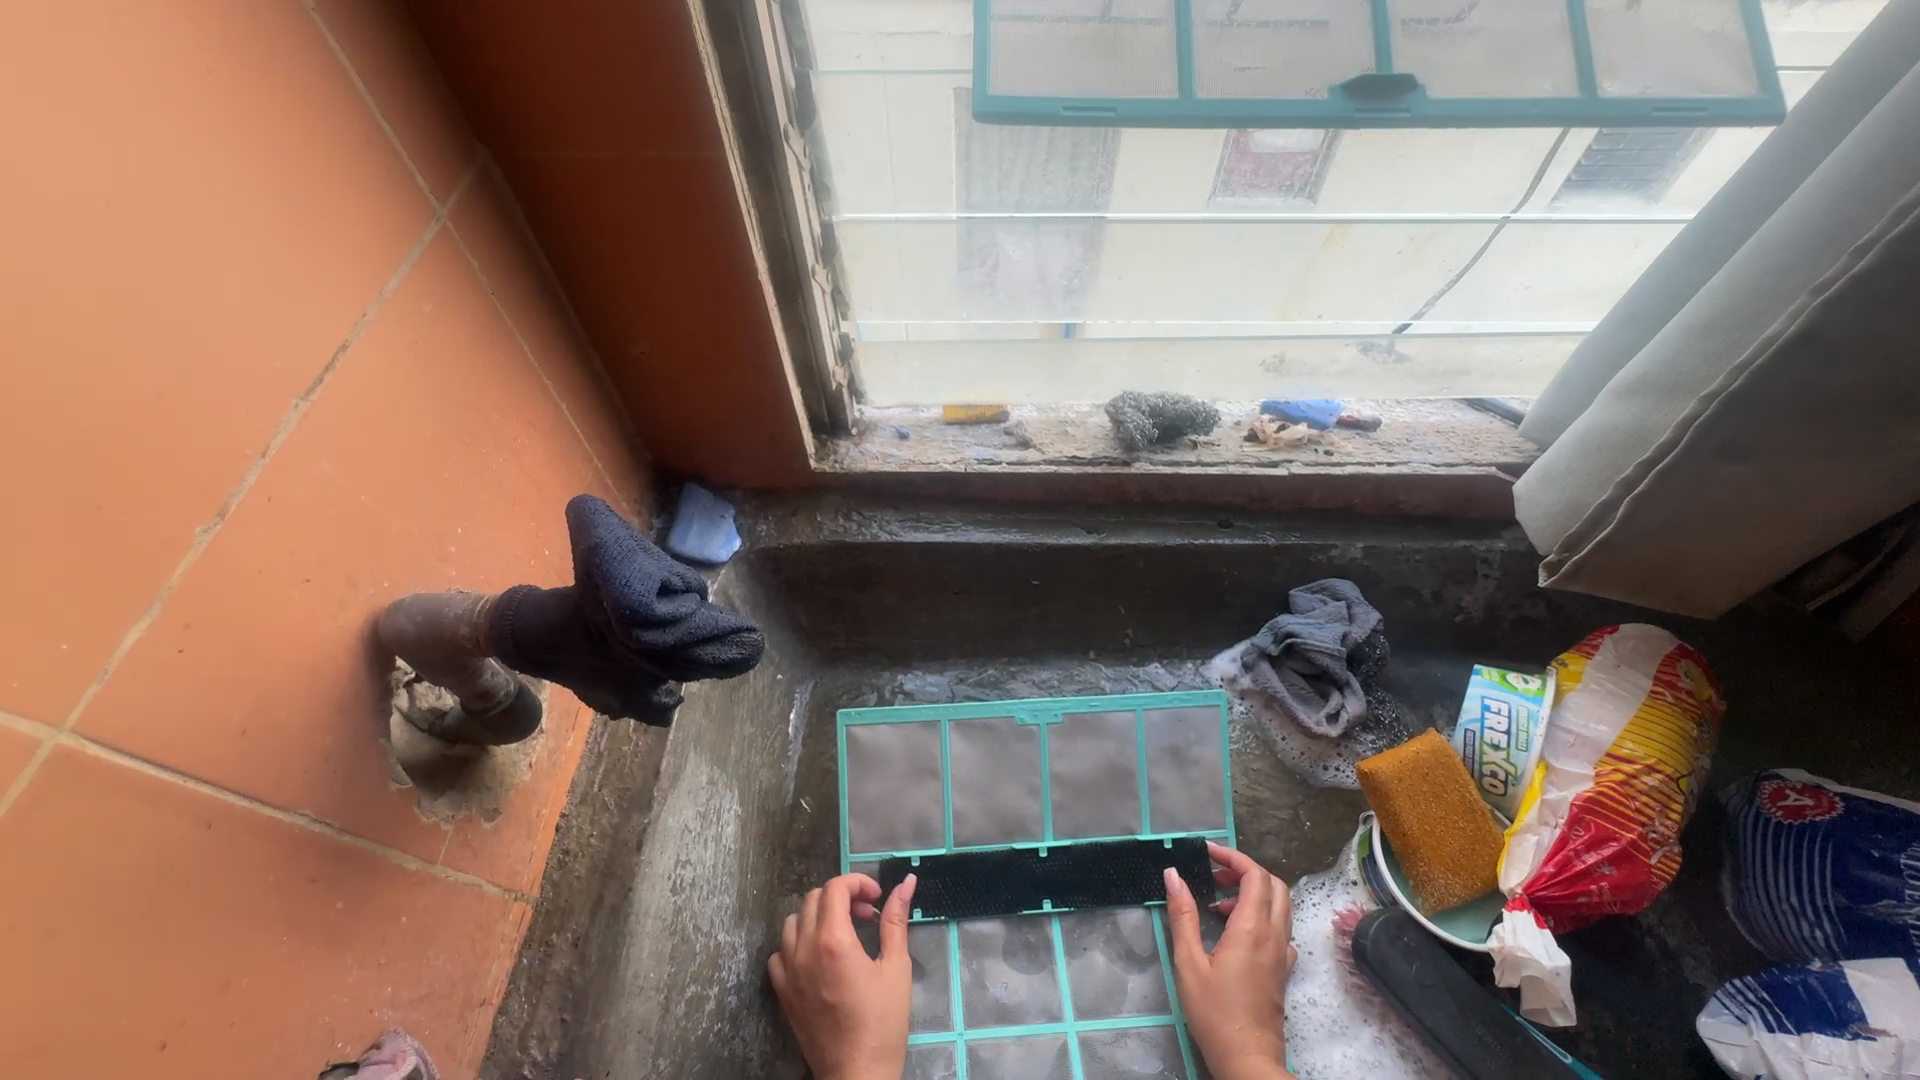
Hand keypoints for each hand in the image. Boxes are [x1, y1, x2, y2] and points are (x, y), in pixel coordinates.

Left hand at [768, 872, 918, 1079]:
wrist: (857, 1074)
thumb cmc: (883, 1023)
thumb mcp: (896, 967)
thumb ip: (896, 920)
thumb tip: (907, 882)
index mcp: (833, 940)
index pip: (835, 888)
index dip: (858, 883)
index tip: (877, 898)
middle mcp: (804, 949)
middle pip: (813, 899)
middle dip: (842, 897)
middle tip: (867, 915)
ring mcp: (788, 971)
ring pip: (793, 921)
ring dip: (818, 916)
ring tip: (843, 932)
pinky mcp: (782, 991)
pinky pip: (780, 952)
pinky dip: (797, 944)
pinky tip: (817, 956)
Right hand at [1164, 843, 1296, 1079]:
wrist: (1248, 1061)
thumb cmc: (1215, 1013)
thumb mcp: (1188, 963)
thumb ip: (1182, 915)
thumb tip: (1173, 875)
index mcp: (1252, 929)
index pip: (1254, 875)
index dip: (1231, 856)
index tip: (1206, 852)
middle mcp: (1275, 936)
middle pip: (1273, 885)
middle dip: (1244, 871)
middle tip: (1213, 874)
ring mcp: (1283, 954)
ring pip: (1280, 906)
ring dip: (1253, 893)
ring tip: (1217, 903)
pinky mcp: (1282, 970)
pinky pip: (1280, 929)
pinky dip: (1260, 917)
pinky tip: (1236, 933)